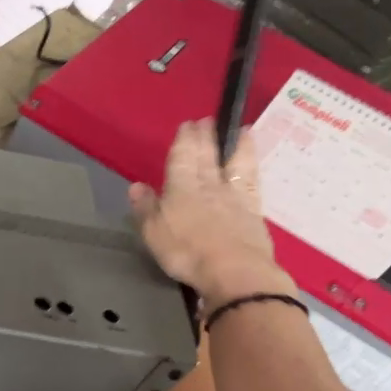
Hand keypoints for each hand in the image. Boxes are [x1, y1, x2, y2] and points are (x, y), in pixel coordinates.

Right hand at [130, 119, 293, 302]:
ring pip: (235, 164)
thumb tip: (136, 185)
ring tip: (242, 130)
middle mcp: (209, 186)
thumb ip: (145, 208)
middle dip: (206, 137)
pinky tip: (253, 164)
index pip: (183, 158)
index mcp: (182, 189)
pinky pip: (252, 183)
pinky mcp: (254, 211)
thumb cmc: (186, 253)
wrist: (234, 270)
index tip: (188, 124)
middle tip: (208, 121)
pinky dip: (253, 169)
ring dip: (237, 146)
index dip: (184, 141)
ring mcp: (235, 197)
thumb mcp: (154, 233)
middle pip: (207, 156)